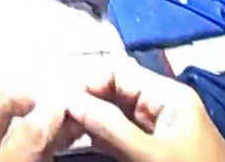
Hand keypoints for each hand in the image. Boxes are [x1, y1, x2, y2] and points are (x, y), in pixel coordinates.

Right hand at [65, 62, 224, 161]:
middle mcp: (163, 107)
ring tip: (60, 129)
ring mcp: (159, 134)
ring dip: (89, 121)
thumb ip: (112, 128)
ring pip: (116, 117)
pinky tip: (78, 143)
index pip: (120, 71)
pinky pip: (121, 140)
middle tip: (55, 116)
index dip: (89, 80)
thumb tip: (72, 99)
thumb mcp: (152, 157)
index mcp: (169, 96)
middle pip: (116, 92)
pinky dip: (101, 140)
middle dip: (86, 101)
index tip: (60, 98)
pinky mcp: (154, 157)